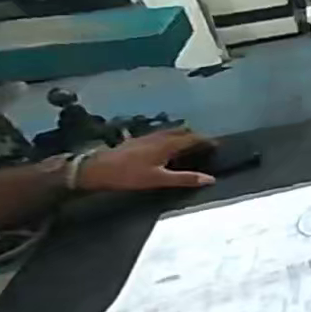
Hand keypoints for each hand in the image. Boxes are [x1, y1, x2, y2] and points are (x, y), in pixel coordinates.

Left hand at [77, 129, 215, 191]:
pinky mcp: (136, 141)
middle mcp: (158, 137)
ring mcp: (146, 138)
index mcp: (167, 145)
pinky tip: (164, 146)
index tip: (216, 146)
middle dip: (195, 136)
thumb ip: (185, 178)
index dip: (206, 141)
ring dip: (181, 135)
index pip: (193, 138)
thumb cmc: (127, 175)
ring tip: (188, 143)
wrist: (93, 170)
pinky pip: (159, 135)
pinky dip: (168, 138)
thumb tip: (210, 179)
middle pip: (182, 132)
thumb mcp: (158, 179)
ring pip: (170, 132)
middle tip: (204, 144)